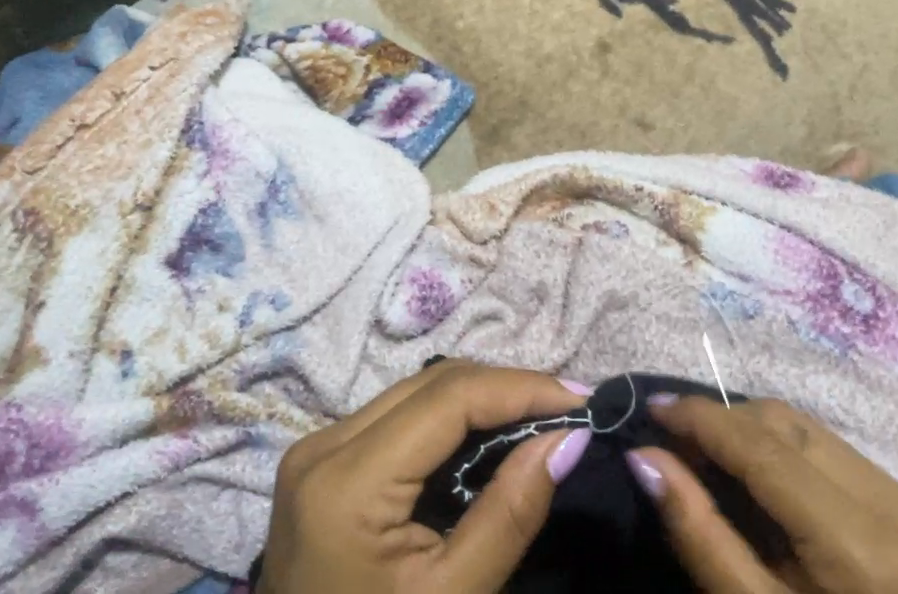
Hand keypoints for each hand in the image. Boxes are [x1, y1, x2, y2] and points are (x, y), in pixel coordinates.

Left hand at [258, 359, 592, 593]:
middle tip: (568, 411)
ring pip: (415, 390)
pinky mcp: (320, 458)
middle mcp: (324, 444)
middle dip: (506, 387)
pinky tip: (487, 435)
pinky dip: (449, 416)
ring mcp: (316, 448)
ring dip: (480, 396)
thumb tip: (567, 438)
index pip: (449, 396)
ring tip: (538, 419)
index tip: (582, 399)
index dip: (521, 387)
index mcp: (346, 481)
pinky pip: (397, 413)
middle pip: (431, 383)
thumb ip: (509, 513)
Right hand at [628, 397, 897, 593]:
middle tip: (673, 442)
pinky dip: (782, 447)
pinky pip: (829, 447)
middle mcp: (892, 505)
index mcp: (858, 547)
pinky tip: (754, 471)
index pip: (766, 450)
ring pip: (807, 427)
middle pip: (787, 425)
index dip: (705, 419)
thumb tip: (645, 457)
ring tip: (706, 453)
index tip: (654, 407)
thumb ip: (699, 532)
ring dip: (750, 429)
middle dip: (723, 421)